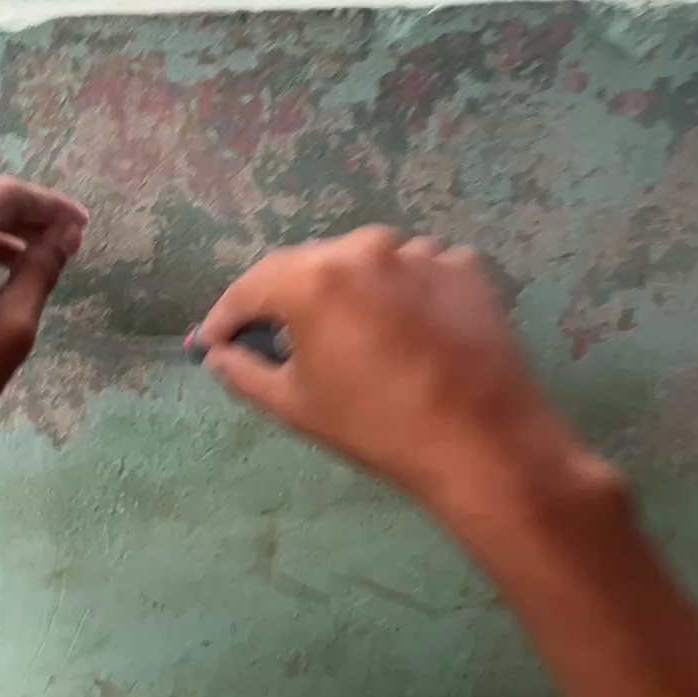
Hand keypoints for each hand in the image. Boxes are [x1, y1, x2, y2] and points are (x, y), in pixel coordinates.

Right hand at [198, 227, 585, 512]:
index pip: (249, 289)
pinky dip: (395, 292)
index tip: (210, 342)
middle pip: (302, 269)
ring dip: (342, 293)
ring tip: (345, 334)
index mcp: (313, 279)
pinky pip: (411, 271)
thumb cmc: (376, 426)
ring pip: (359, 265)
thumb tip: (216, 354)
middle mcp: (362, 248)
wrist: (487, 448)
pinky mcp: (464, 267)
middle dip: (281, 302)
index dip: (224, 318)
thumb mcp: (293, 404)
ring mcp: (419, 252)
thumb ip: (241, 371)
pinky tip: (401, 328)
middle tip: (270, 338)